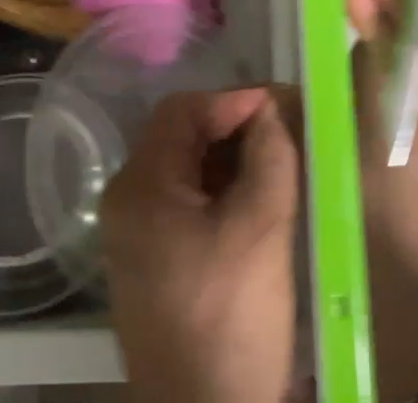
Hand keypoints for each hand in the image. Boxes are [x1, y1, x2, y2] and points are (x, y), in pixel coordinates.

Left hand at [100, 88, 301, 402]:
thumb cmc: (231, 315)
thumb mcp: (261, 227)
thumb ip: (269, 155)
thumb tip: (271, 110)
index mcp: (140, 186)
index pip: (184, 111)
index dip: (235, 101)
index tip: (286, 105)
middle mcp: (126, 202)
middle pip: (181, 138)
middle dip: (236, 128)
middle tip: (291, 132)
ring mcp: (135, 235)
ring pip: (186, 172)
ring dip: (233, 160)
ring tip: (284, 163)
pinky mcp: (153, 261)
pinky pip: (186, 205)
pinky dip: (222, 192)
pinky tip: (260, 201)